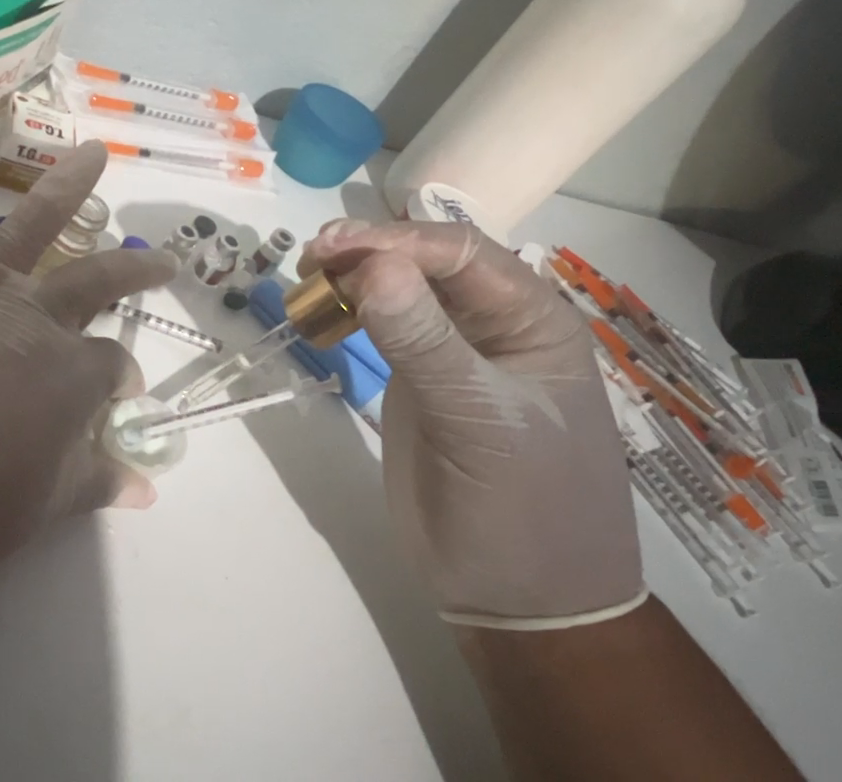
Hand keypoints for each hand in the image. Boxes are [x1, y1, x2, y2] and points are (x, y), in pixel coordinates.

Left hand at [0, 142, 178, 620]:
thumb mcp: (44, 507)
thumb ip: (95, 481)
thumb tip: (145, 484)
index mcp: (66, 376)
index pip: (110, 366)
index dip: (121, 381)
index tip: (122, 400)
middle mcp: (24, 327)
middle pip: (90, 285)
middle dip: (131, 272)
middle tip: (163, 263)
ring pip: (14, 239)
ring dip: (55, 193)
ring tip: (89, 155)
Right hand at [299, 221, 644, 629]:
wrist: (519, 599)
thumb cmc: (522, 508)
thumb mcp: (478, 420)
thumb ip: (425, 343)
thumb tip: (373, 266)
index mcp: (533, 322)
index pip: (462, 254)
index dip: (396, 241)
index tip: (332, 249)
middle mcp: (496, 326)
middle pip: (427, 264)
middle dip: (370, 254)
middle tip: (310, 262)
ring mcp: (455, 354)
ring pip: (401, 292)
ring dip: (354, 281)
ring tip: (307, 285)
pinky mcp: (421, 382)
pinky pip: (385, 330)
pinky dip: (351, 314)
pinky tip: (323, 315)